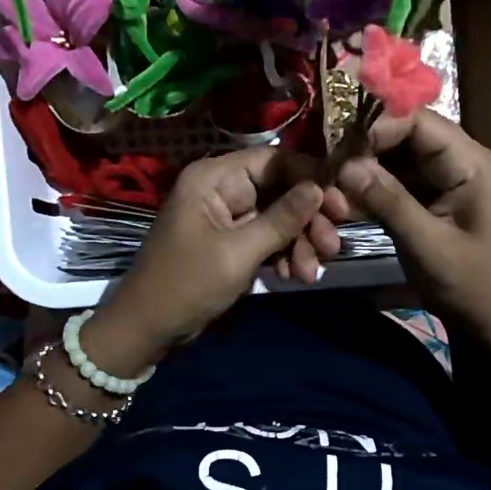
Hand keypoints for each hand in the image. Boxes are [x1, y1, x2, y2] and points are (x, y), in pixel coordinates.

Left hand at [92, 148, 338, 369]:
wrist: (149, 328)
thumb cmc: (188, 285)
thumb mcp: (239, 252)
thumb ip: (281, 218)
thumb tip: (318, 187)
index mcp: (214, 178)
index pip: (275, 161)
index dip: (311, 178)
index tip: (341, 205)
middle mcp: (222, 190)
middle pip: (281, 190)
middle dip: (308, 220)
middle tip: (332, 247)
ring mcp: (227, 218)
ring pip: (278, 218)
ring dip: (299, 243)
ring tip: (310, 272)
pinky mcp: (231, 243)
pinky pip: (267, 239)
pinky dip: (283, 256)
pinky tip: (294, 276)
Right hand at [333, 108, 490, 345]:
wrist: (487, 321)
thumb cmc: (467, 284)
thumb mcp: (426, 244)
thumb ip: (389, 201)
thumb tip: (346, 165)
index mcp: (470, 163)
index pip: (419, 121)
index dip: (376, 126)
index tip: (336, 147)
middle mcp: (459, 160)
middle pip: (404, 135)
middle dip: (365, 147)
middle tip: (327, 165)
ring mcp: (444, 178)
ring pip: (396, 156)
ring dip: (364, 167)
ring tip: (330, 182)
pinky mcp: (430, 197)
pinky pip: (396, 179)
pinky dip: (372, 186)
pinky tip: (345, 197)